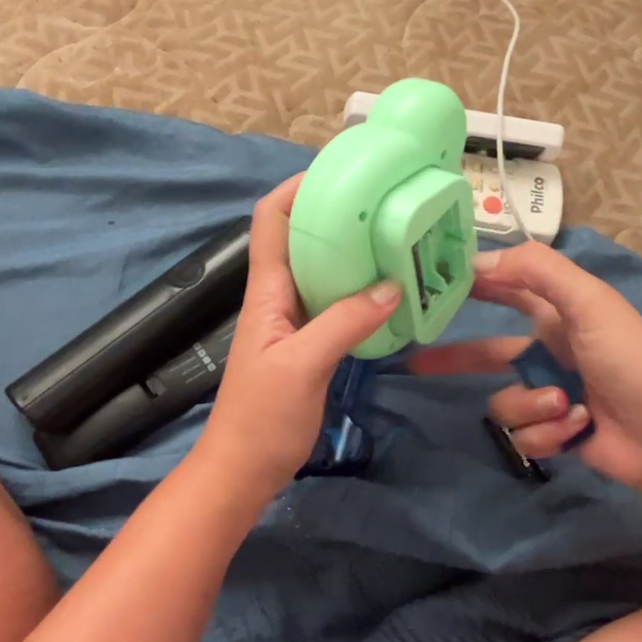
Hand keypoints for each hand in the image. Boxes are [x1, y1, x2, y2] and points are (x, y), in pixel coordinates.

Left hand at [192, 175, 400, 490]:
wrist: (244, 469)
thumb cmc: (262, 417)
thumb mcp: (303, 365)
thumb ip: (345, 323)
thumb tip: (392, 286)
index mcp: (267, 291)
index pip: (271, 220)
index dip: (296, 188)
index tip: (340, 172)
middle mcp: (280, 297)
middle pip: (302, 238)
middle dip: (337, 214)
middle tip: (386, 202)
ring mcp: (295, 321)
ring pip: (324, 271)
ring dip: (353, 252)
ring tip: (397, 238)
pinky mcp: (311, 344)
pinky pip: (337, 303)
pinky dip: (362, 290)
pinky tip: (392, 292)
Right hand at [408, 242, 641, 490]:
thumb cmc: (629, 358)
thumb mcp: (588, 301)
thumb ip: (537, 270)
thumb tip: (480, 260)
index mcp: (559, 313)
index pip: (506, 289)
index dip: (472, 285)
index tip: (430, 288)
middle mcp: (549, 351)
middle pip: (487, 352)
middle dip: (456, 358)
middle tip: (415, 363)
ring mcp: (550, 393)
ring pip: (504, 401)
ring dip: (530, 405)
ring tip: (566, 406)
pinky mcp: (555, 432)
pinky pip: (524, 433)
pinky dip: (548, 432)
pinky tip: (577, 428)